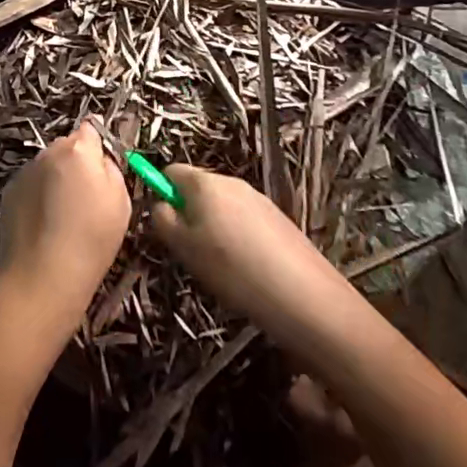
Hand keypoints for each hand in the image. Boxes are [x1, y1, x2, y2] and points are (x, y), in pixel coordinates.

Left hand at [0, 118, 130, 317]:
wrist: (43, 274)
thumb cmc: (91, 238)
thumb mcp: (121, 202)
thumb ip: (110, 169)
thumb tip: (99, 160)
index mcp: (78, 150)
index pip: (90, 130)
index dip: (97, 147)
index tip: (101, 169)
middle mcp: (48, 152)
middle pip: (67, 147)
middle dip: (76, 163)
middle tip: (86, 196)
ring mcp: (25, 171)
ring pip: (47, 166)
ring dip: (55, 178)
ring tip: (63, 215)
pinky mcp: (9, 191)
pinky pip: (31, 184)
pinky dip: (38, 195)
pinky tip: (44, 223)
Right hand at [150, 164, 342, 332]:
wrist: (303, 296)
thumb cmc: (231, 269)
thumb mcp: (182, 247)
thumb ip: (162, 219)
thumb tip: (162, 205)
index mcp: (204, 183)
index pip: (171, 171)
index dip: (163, 194)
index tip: (170, 226)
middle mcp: (232, 183)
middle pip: (198, 189)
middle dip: (190, 213)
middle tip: (192, 250)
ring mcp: (259, 199)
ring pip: (222, 207)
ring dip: (214, 228)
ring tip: (222, 265)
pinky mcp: (279, 219)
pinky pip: (245, 221)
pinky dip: (239, 238)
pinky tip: (247, 269)